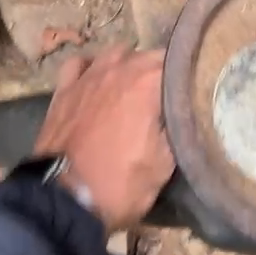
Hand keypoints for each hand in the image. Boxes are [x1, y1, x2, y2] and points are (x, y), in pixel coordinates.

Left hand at [33, 49, 175, 231]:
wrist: (65, 201)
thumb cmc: (121, 183)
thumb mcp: (165, 164)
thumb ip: (178, 127)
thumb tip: (183, 110)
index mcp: (149, 80)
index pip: (177, 61)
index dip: (187, 76)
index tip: (191, 92)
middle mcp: (120, 66)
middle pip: (147, 56)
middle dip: (159, 73)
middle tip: (165, 100)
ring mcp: (89, 74)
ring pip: (116, 54)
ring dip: (127, 66)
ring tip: (133, 90)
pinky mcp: (64, 87)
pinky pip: (81, 64)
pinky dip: (91, 69)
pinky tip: (95, 81)